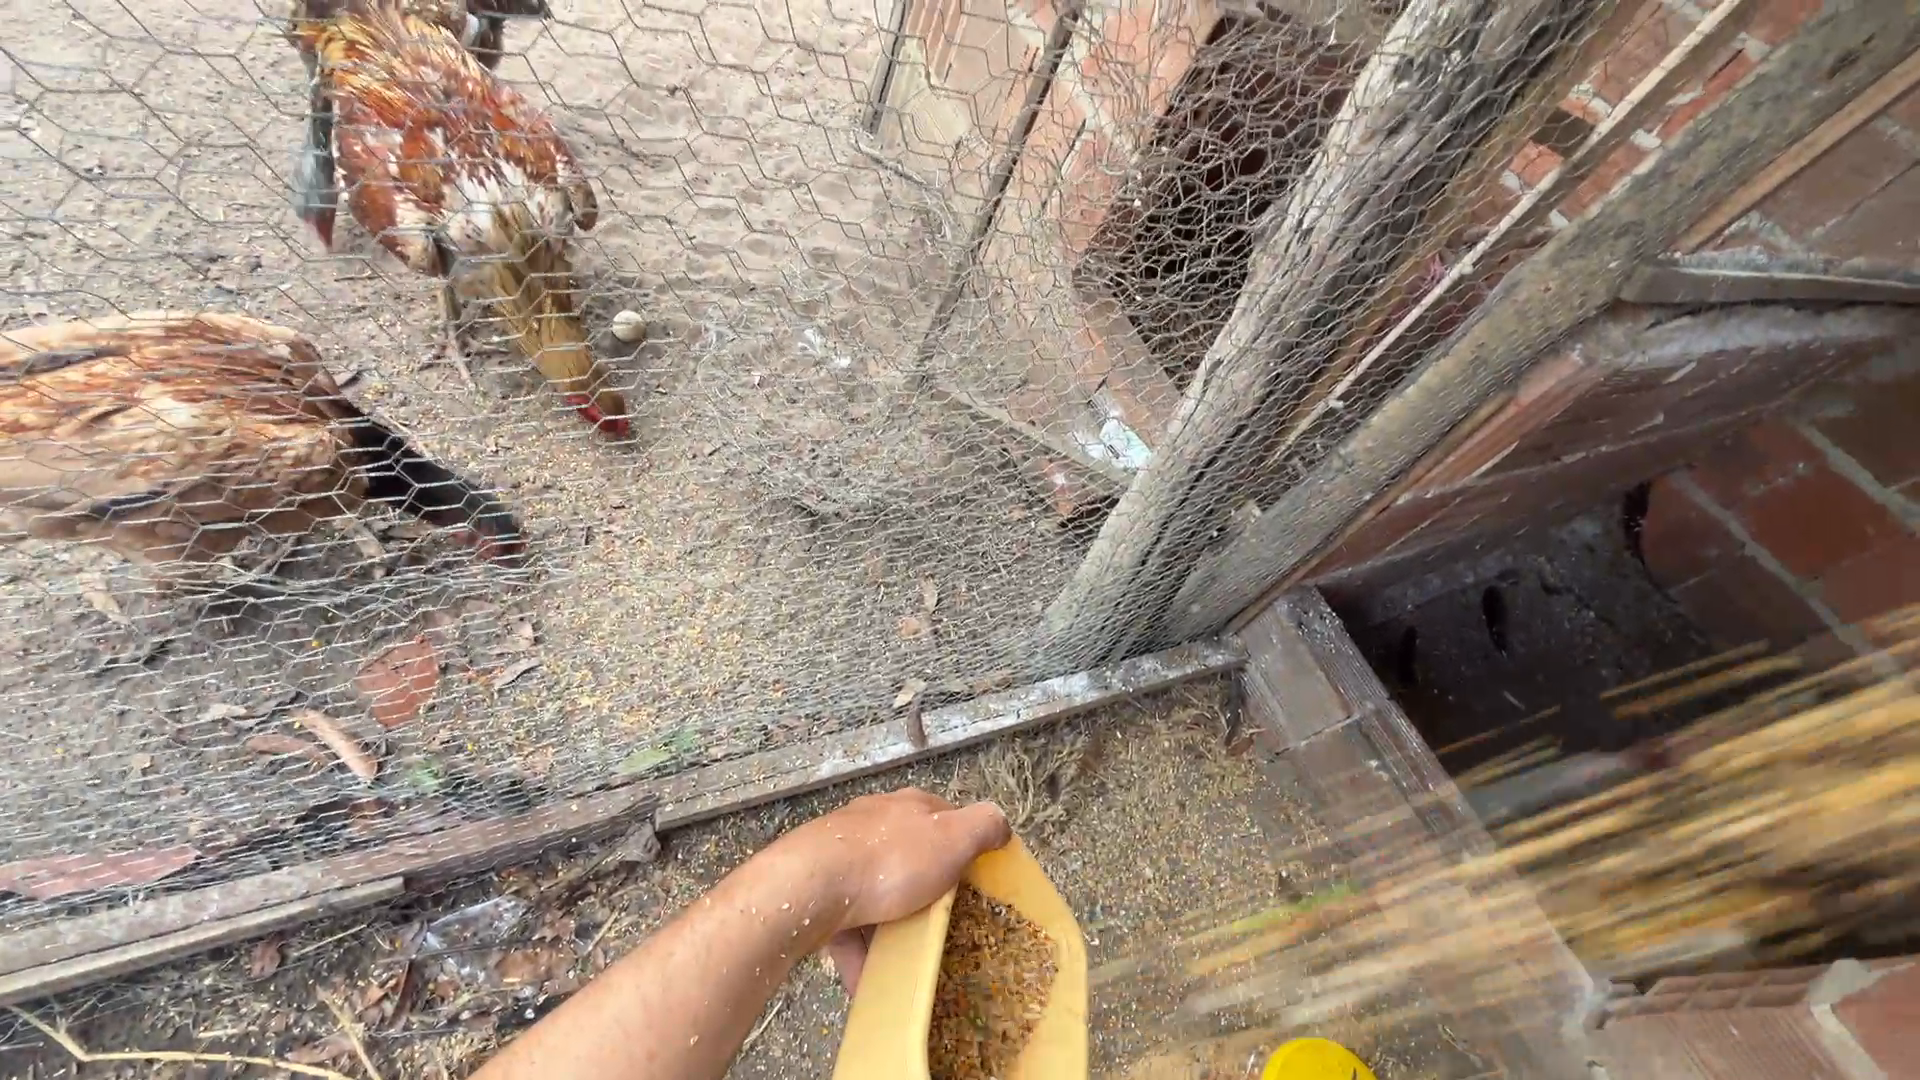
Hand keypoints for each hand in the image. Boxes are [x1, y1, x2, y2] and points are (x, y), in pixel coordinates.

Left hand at [773, 788, 1009, 993]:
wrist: (809, 887)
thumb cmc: (890, 860)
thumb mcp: (953, 837)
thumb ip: (984, 825)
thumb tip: (1001, 824)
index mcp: (909, 806)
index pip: (946, 817)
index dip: (965, 845)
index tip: (976, 881)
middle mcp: (874, 822)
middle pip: (910, 856)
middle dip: (926, 891)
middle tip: (942, 926)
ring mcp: (841, 854)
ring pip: (877, 893)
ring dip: (890, 926)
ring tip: (905, 962)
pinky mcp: (817, 889)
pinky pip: (846, 925)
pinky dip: (859, 953)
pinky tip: (868, 982)